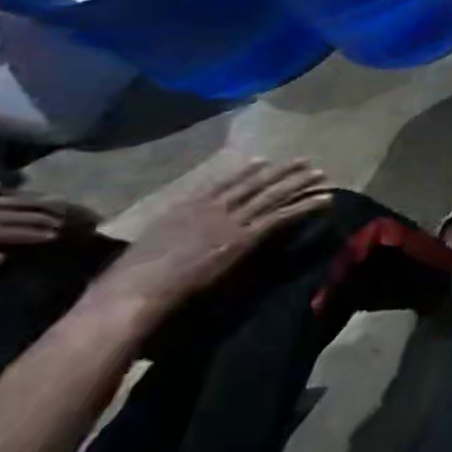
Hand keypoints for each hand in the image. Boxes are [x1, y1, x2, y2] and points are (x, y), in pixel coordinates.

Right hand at [89, 159, 331, 317]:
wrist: (132, 292)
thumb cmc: (127, 278)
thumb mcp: (147, 242)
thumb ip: (169, 230)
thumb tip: (176, 229)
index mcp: (186, 207)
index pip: (224, 183)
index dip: (247, 172)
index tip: (264, 160)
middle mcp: (213, 208)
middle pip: (256, 184)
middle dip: (282, 171)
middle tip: (305, 160)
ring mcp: (231, 222)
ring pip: (274, 196)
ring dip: (300, 183)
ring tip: (322, 174)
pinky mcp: (245, 238)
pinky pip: (282, 217)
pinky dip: (306, 206)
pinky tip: (324, 199)